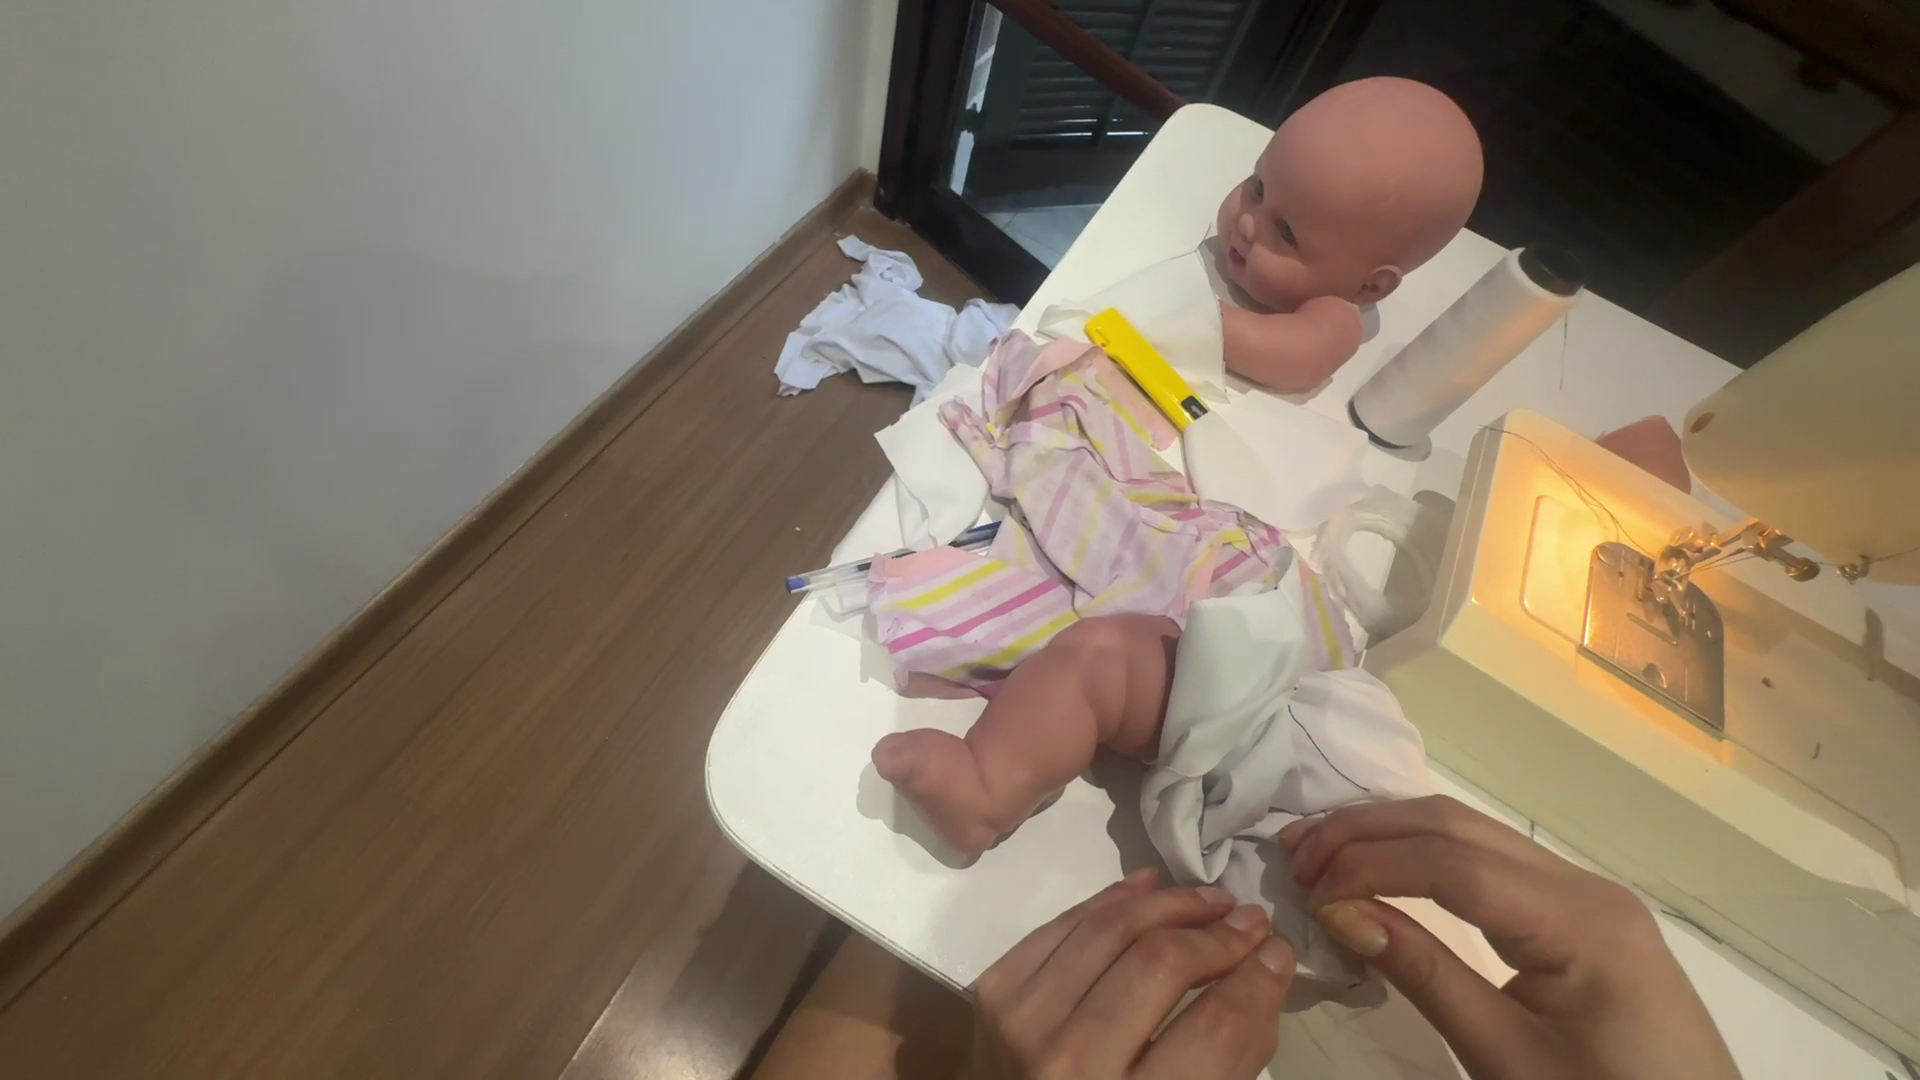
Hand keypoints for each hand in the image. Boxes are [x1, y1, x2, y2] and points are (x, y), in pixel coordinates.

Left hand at [971, 869, 1294, 1078]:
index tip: (1279, 951)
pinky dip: (1111, 897)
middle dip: (1217, 936)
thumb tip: (1263, 972)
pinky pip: (1066, 922)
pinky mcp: (997, 987)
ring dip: (1170, 904)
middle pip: (1158, 966)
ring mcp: (1023, 1018)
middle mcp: (1070, 1064)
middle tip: (1252, 919)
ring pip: (1110, 929)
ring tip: (1211, 898)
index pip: (1214, 1034)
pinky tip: (1149, 884)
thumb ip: (1225, 1063)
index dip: (1256, 984)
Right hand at [1281, 796, 1740, 1079]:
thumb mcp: (1509, 1059)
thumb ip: (1423, 973)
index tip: (1310, 894)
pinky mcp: (1568, 903)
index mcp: (1580, 920)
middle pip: (1449, 823)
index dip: (1368, 867)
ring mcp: (1578, 887)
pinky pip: (1477, 851)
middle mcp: (1581, 882)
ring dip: (1381, 830)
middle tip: (1297, 855)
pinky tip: (1374, 860)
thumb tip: (1334, 910)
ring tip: (1319, 850)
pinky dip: (1412, 848)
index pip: (1450, 863)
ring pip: (1459, 825)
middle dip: (1362, 830)